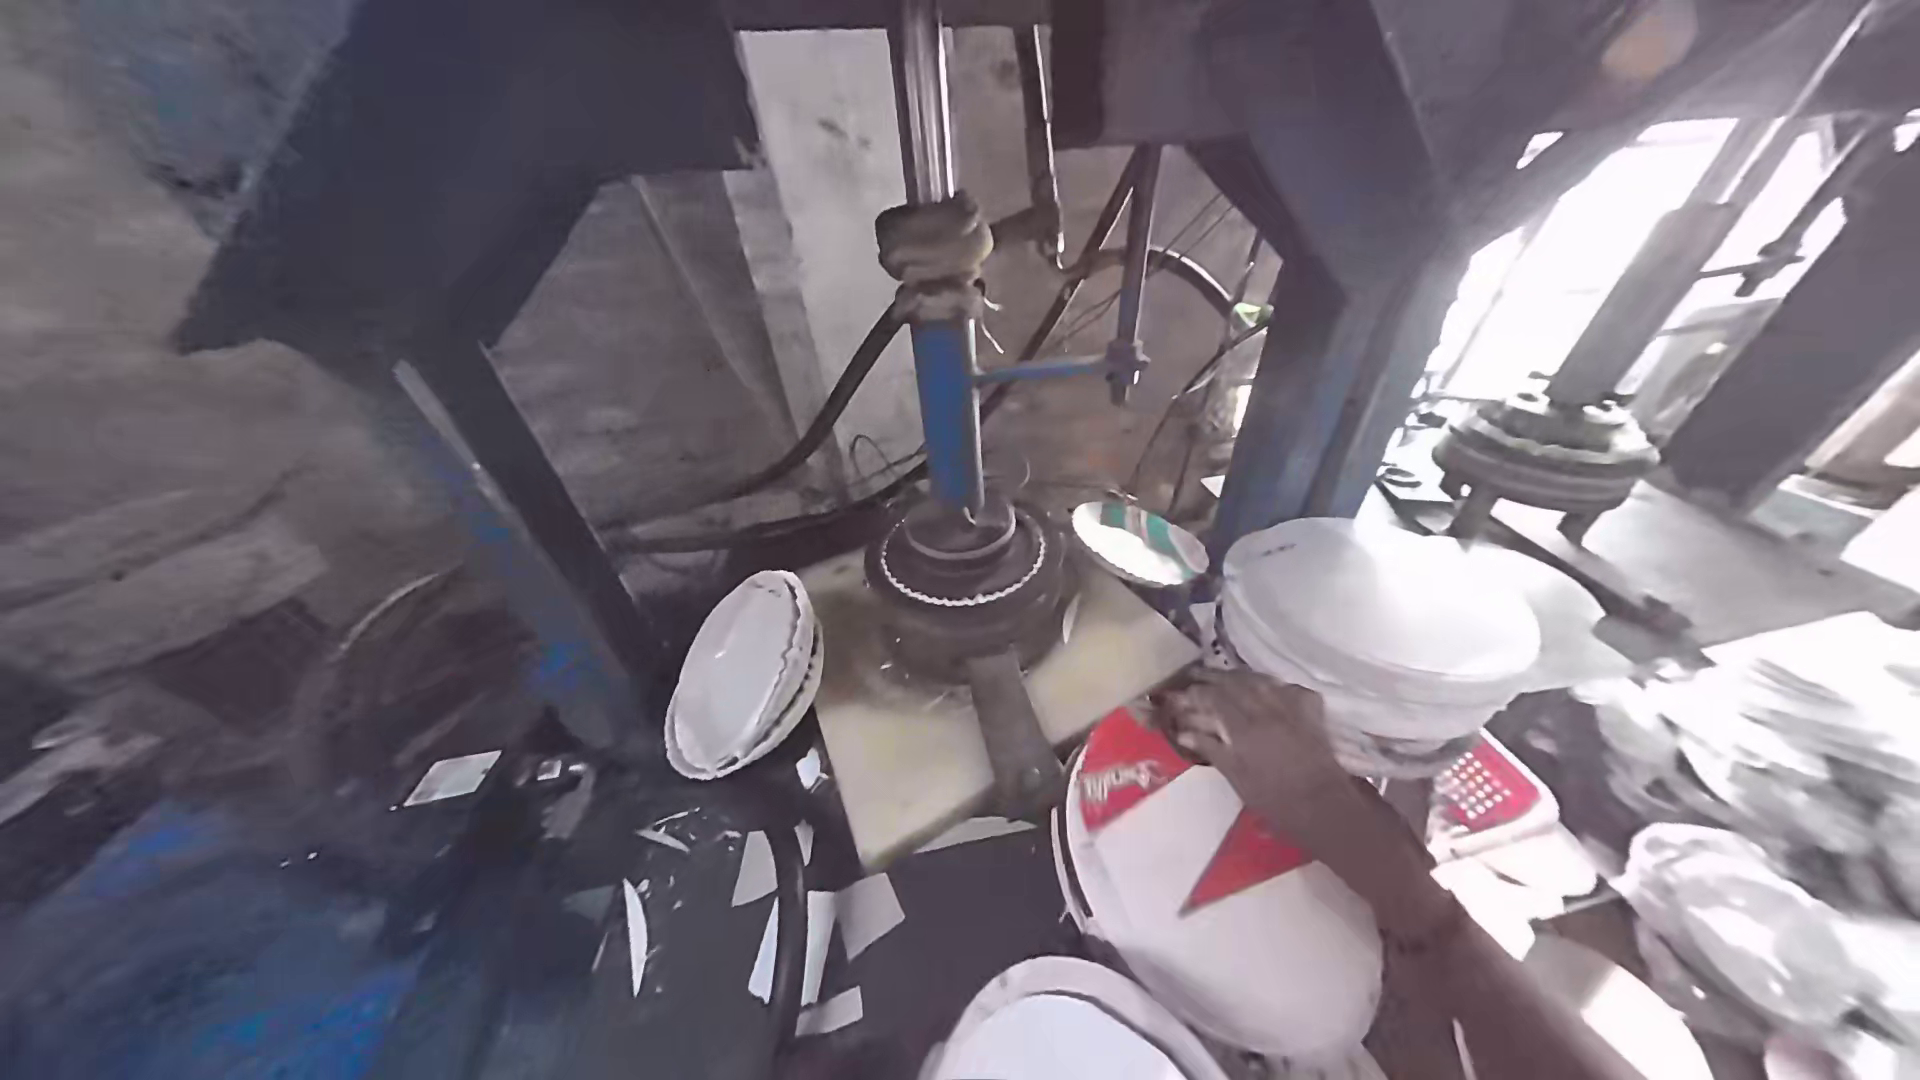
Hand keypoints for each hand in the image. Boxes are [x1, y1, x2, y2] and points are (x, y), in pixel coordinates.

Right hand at [1156, 670, 1353, 837]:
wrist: (1324, 808)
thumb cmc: (1275, 799)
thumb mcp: (1236, 776)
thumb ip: (1211, 748)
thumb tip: (1183, 733)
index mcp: (1244, 727)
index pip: (1213, 697)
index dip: (1195, 692)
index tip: (1183, 694)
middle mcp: (1266, 710)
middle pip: (1234, 682)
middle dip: (1212, 676)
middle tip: (1196, 675)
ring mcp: (1291, 709)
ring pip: (1261, 680)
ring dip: (1239, 676)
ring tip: (1225, 677)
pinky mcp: (1311, 714)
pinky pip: (1290, 689)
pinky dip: (1276, 686)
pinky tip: (1269, 690)